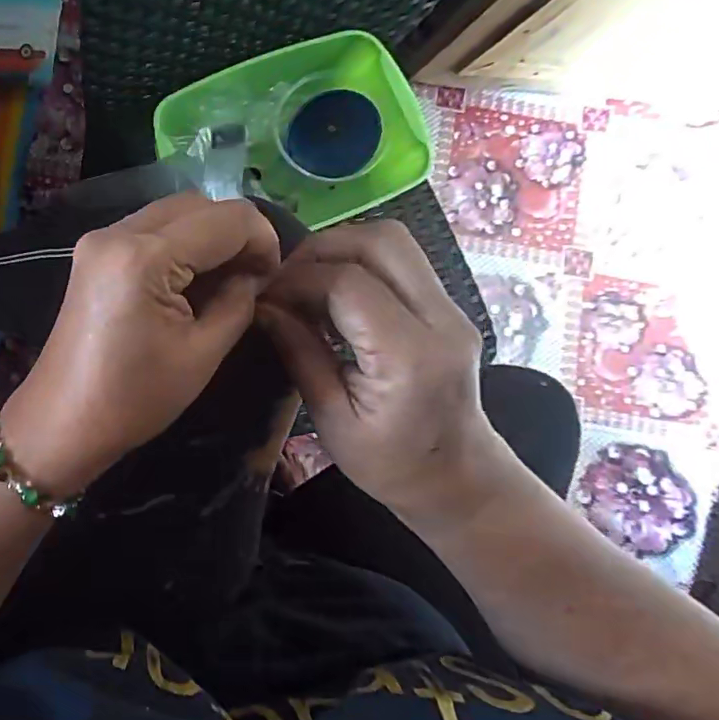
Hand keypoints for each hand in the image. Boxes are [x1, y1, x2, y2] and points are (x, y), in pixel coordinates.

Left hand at [0, 194, 280, 493]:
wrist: (62, 422)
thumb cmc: (133, 399)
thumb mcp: (202, 353)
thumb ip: (238, 300)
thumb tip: (254, 273)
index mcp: (143, 256)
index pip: (227, 218)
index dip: (263, 241)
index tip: (273, 278)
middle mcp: (115, 233)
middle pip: (196, 205)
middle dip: (234, 233)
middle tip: (251, 278)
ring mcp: (96, 241)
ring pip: (170, 213)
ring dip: (205, 237)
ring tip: (223, 282)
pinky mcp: (90, 256)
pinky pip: (146, 231)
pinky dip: (176, 245)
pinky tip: (187, 281)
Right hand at [256, 219, 516, 517]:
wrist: (455, 478)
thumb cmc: (387, 463)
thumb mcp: (329, 417)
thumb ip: (299, 353)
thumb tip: (263, 307)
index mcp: (410, 355)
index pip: (349, 282)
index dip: (297, 279)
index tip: (263, 297)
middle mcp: (440, 318)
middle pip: (379, 241)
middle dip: (319, 249)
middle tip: (282, 281)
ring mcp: (450, 308)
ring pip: (392, 241)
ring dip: (338, 250)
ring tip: (303, 284)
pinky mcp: (445, 307)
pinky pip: (398, 261)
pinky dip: (355, 263)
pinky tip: (329, 296)